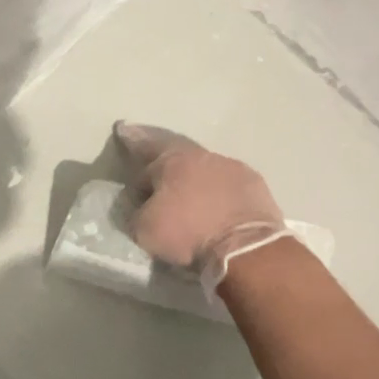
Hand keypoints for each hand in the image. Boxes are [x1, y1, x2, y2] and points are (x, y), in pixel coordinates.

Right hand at [113, 121, 291, 280]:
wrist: (245, 248)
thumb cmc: (188, 233)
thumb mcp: (143, 228)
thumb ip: (136, 210)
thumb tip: (141, 205)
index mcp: (173, 161)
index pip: (145, 146)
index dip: (131, 140)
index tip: (122, 129)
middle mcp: (204, 156)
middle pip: (178, 157)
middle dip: (165, 165)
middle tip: (156, 174)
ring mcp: (234, 169)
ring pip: (206, 170)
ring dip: (194, 181)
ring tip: (188, 196)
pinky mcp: (256, 187)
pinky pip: (229, 185)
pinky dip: (218, 193)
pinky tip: (216, 205)